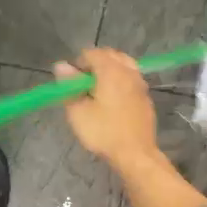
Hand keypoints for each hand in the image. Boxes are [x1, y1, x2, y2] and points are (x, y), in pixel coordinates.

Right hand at [56, 48, 159, 169]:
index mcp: (111, 71)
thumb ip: (70, 86)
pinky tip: (113, 100)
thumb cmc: (103, 132)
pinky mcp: (146, 97)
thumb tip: (61, 65)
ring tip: (98, 91)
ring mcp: (140, 84)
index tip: (72, 82)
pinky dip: (120, 81)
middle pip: (110, 56)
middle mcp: (128, 71)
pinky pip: (131, 79)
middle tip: (83, 85)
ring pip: (123, 65)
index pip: (92, 53)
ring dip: (109, 72)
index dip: (78, 64)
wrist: (135, 153)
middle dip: (95, 64)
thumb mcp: (78, 111)